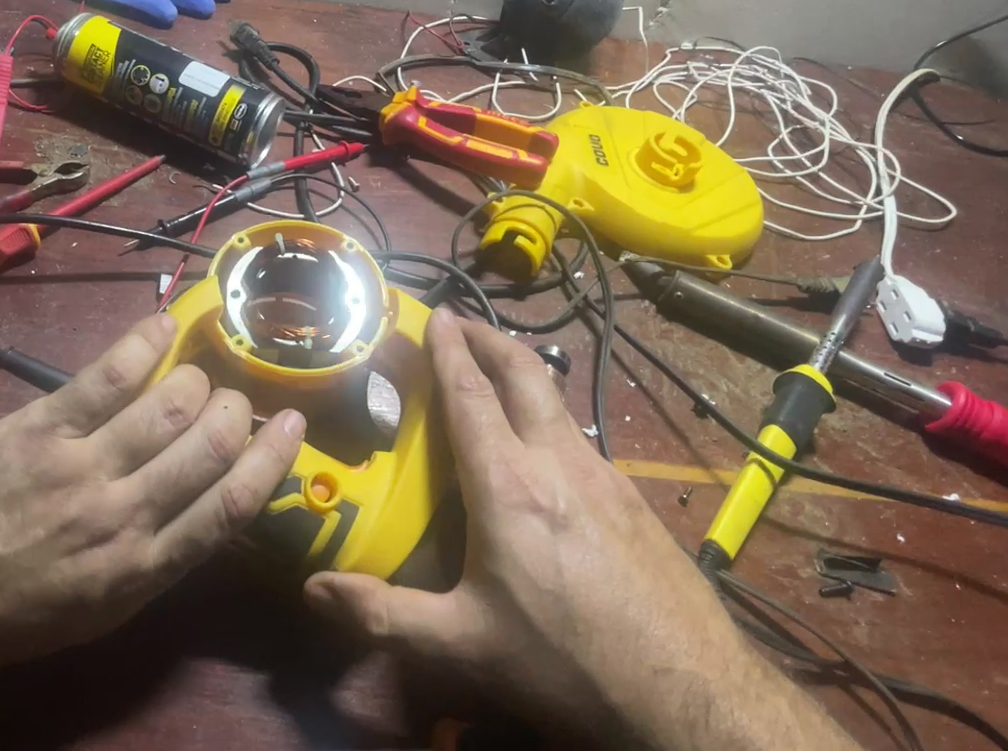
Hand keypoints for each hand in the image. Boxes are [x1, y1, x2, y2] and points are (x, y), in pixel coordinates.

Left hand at [0, 314, 304, 673]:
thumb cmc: (17, 609)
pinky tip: (164, 324)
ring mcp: (80, 465)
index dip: (271, 458)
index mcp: (142, 567)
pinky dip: (143, 343)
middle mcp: (121, 515)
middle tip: (233, 401)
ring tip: (196, 376)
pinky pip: (105, 376)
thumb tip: (215, 500)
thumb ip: (164, 555)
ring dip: (195, 381)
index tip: (292, 423)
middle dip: (234, 411)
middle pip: (207, 444)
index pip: (230, 505)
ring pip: (166, 404)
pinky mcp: (41, 427)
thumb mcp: (103, 610)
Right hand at [303, 311, 853, 748]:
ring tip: (491, 380)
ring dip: (519, 375)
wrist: (694, 696)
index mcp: (508, 483)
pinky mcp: (632, 498)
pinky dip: (546, 416)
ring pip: (556, 401)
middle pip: (524, 373)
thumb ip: (383, 615)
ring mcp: (604, 475)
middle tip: (459, 324)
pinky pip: (577, 436)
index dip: (449, 348)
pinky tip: (540, 455)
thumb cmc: (567, 659)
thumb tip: (313, 591)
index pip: (471, 394)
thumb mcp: (464, 645)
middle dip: (488, 338)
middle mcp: (557, 461)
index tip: (435, 312)